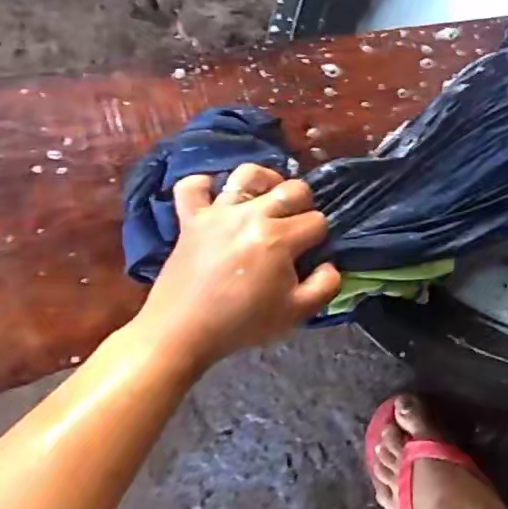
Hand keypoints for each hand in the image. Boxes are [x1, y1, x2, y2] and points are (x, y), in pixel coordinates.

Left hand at [130, 163, 342, 367]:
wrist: (179, 334)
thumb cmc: (241, 323)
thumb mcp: (297, 313)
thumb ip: (326, 285)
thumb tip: (329, 264)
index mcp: (279, 238)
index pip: (317, 221)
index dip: (320, 237)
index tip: (309, 255)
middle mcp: (251, 216)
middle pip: (293, 188)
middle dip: (304, 205)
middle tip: (296, 228)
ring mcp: (217, 213)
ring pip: (247, 174)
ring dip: (265, 182)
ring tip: (267, 200)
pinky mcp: (190, 219)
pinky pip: (192, 186)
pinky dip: (205, 186)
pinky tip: (217, 199)